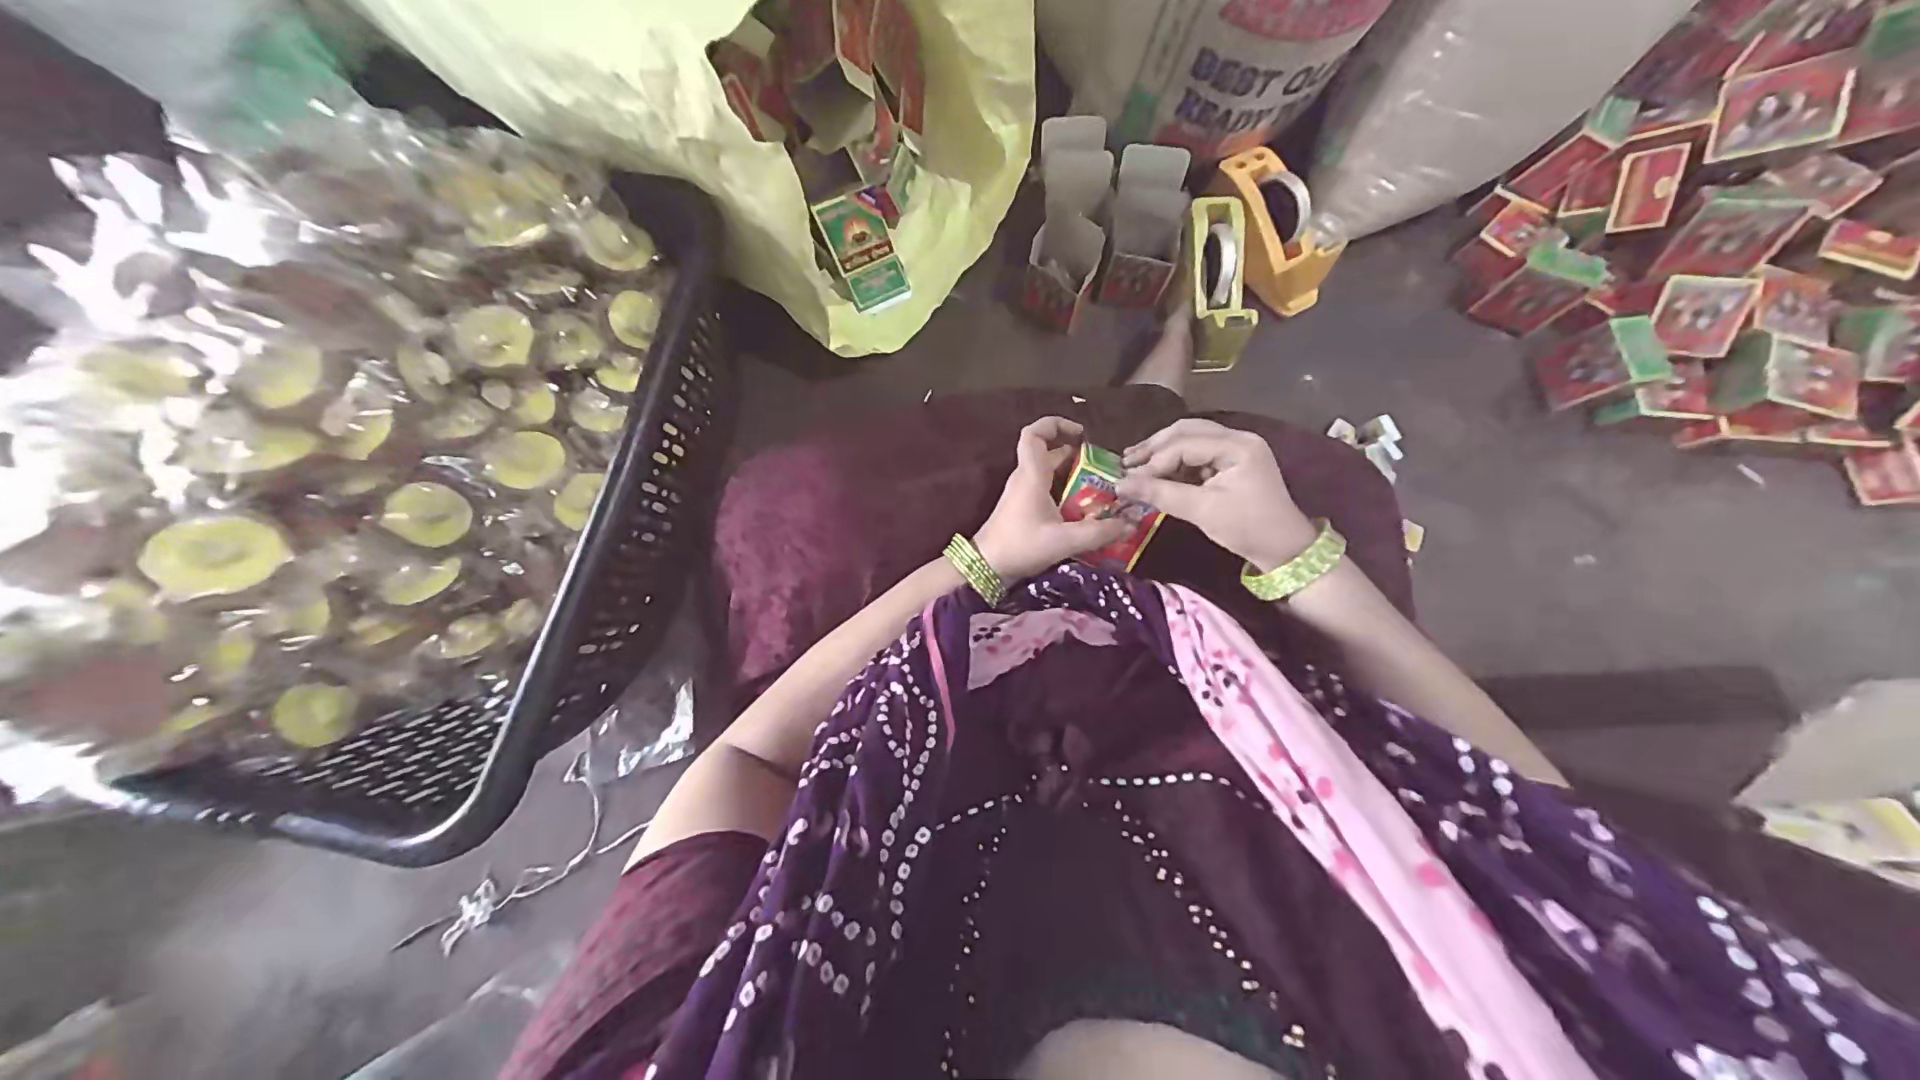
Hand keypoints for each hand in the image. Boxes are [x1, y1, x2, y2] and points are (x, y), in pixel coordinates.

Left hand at [973, 417, 1130, 579]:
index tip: (1081, 433)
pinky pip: (1048, 491)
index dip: (1056, 425)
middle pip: (1050, 454)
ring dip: (1074, 477)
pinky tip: (1084, 511)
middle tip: (1105, 469)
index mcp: (1031, 475)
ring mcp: (1023, 494)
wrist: (986, 567)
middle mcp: (1025, 479)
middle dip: (1078, 456)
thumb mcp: (1063, 541)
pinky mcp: (1023, 509)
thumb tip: (1128, 524)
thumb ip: (1098, 532)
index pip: (1034, 434)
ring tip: (1102, 489)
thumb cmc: (1020, 546)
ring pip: (1050, 474)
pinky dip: (1066, 493)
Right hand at [1117, 419, 1317, 571]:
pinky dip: (1176, 461)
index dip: (1154, 461)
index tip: (1129, 479)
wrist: (1284, 549)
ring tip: (1135, 465)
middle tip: (1126, 463)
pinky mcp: (1232, 462)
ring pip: (1190, 439)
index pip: (1184, 443)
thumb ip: (1160, 494)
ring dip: (1163, 452)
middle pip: (1186, 431)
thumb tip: (1120, 485)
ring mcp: (1237, 449)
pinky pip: (1198, 453)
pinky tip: (1158, 473)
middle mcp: (1238, 438)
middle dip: (1154, 447)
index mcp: (1237, 446)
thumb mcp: (1201, 511)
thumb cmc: (1246, 529)